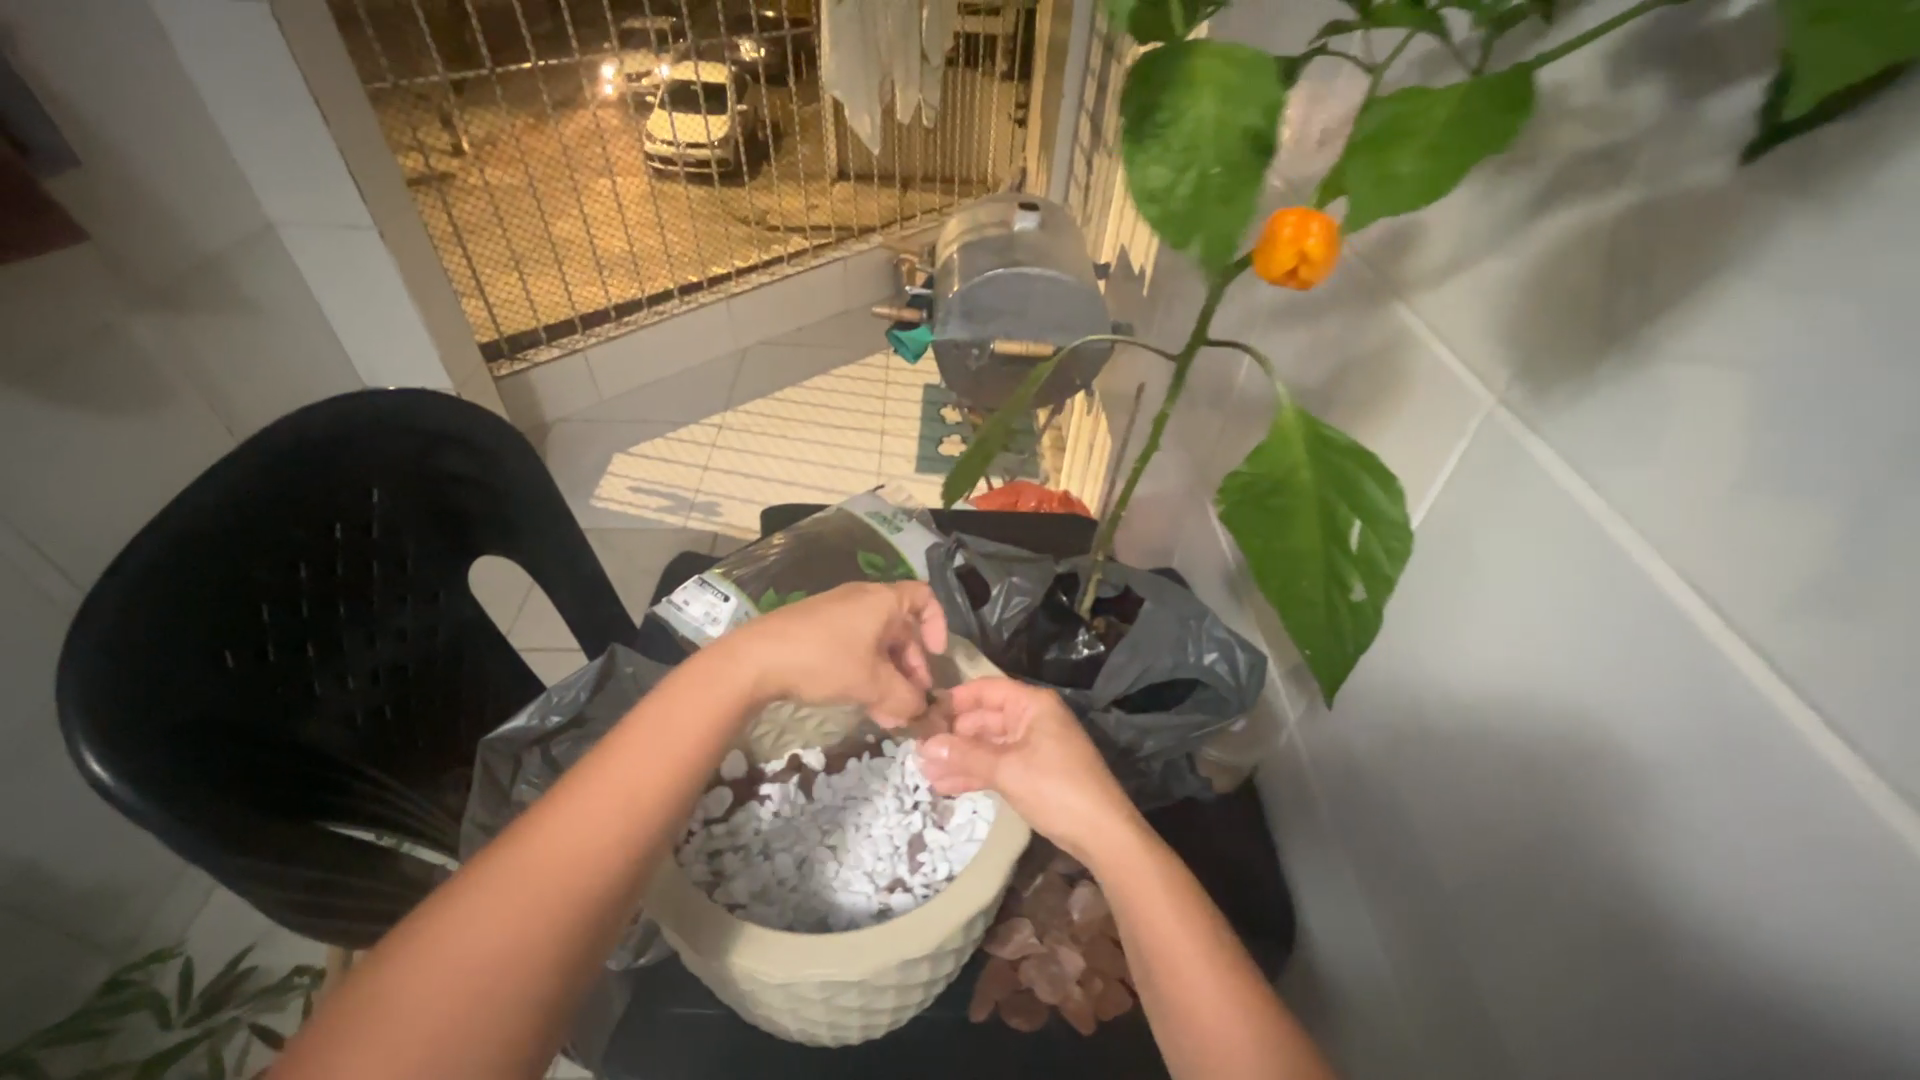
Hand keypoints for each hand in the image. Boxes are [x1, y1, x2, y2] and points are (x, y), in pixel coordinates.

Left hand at [717, 581, 947, 724]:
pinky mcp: (817, 631)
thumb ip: (904, 698)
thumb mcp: (871, 683)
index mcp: (882, 601)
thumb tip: (920, 712)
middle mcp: (863, 600)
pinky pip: (855, 648)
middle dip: (911, 667)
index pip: (924, 598)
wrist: (755, 659)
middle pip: (902, 629)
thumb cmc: (823, 660)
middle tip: (911, 702)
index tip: (936, 655)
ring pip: (878, 644)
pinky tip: (863, 704)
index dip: (938, 624)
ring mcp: (838, 615)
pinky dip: (866, 673)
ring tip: (888, 714)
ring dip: (889, 677)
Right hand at [918, 678, 1143, 864]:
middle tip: (917, 751)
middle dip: (952, 735)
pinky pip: (997, 765)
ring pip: (988, 745)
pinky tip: (945, 786)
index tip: (923, 715)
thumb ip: (965, 755)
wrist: (1102, 832)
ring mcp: (1033, 747)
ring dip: (959, 758)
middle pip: (984, 718)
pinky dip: (974, 774)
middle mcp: (1032, 719)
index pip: (985, 690)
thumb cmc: (1055, 788)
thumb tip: (926, 745)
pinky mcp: (1033, 772)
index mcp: (1032, 705)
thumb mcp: (1006, 769)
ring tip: (924, 773)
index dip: (954, 700)